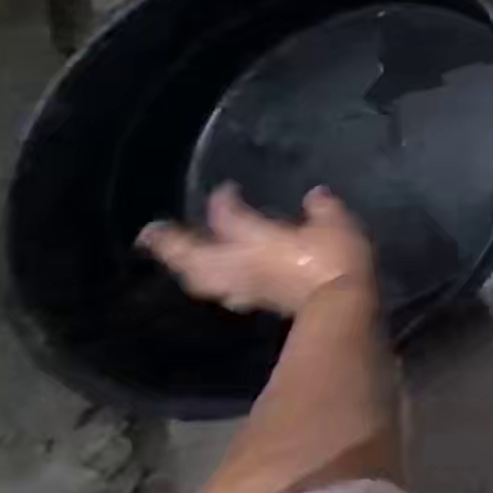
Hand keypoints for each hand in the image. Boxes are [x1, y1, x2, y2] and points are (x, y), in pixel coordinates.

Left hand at [138, 183, 375, 315]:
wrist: (341, 303)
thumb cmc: (337, 258)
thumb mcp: (337, 223)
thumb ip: (322, 207)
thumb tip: (314, 194)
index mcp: (257, 238)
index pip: (227, 216)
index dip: (222, 201)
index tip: (225, 189)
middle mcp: (240, 262)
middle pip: (193, 254)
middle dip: (171, 242)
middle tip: (152, 232)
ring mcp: (245, 285)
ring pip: (201, 278)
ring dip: (184, 268)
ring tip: (178, 260)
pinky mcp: (256, 302)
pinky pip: (225, 294)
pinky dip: (215, 287)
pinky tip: (221, 286)